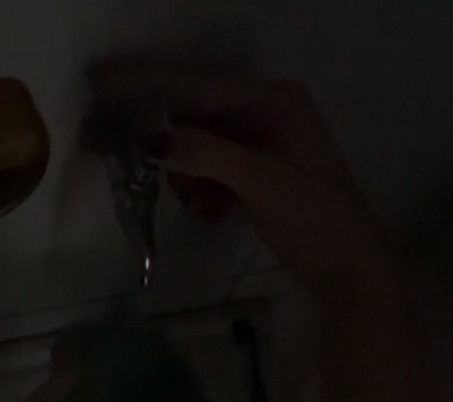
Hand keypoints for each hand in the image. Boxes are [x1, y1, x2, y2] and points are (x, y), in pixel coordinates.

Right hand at [89, 59, 397, 299]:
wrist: (350, 268)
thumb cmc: (314, 219)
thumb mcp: (259, 182)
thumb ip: (206, 154)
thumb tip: (154, 137)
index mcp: (273, 99)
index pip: (198, 83)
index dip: (148, 82)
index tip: (102, 81)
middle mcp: (265, 111)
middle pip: (195, 110)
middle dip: (159, 129)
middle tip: (110, 135)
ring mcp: (260, 144)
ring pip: (199, 144)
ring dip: (182, 170)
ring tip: (190, 202)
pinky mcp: (255, 175)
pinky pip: (211, 170)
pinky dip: (199, 189)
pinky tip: (205, 213)